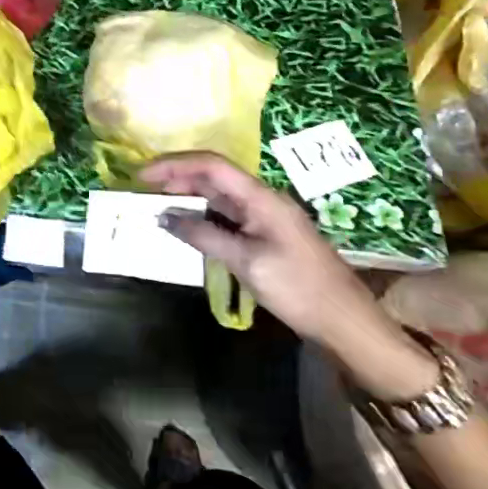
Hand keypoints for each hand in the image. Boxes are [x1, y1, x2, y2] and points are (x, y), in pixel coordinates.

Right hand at [141, 153, 437, 398]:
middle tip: (142, 191)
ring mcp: (265, 217)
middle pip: (213, 176)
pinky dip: (201, 215)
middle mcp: (262, 200)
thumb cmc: (298, 289)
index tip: (141, 175)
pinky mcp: (264, 235)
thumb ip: (202, 235)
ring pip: (218, 195)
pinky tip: (183, 225)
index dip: (174, 165)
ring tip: (156, 205)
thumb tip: (163, 216)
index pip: (211, 166)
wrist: (346, 323)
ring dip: (186, 196)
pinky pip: (226, 215)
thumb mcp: (245, 261)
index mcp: (262, 198)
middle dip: (176, 177)